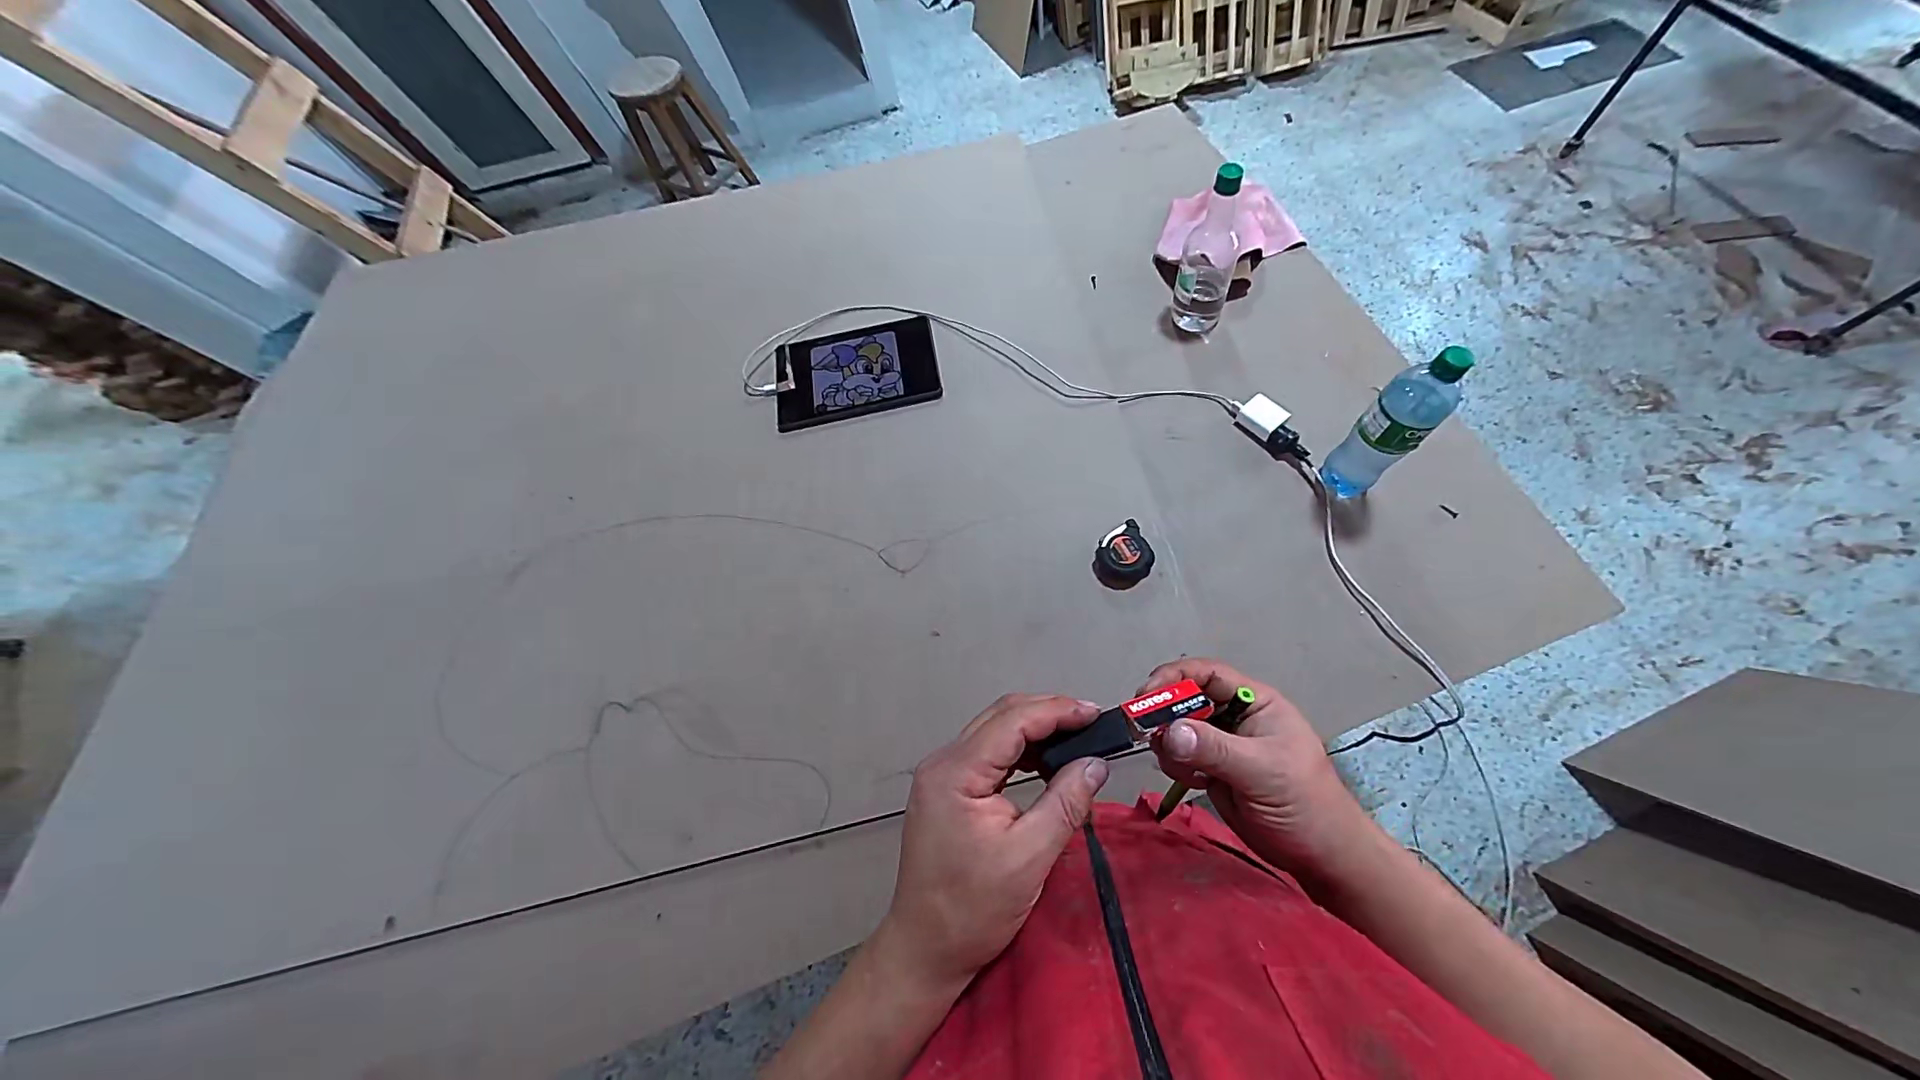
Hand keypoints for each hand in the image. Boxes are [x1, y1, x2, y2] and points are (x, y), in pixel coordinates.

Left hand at [879, 694, 1110, 990]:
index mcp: (955, 772)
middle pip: (1000, 717)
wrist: (926, 949)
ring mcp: (941, 774)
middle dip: (1048, 714)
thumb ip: (1065, 803)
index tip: (1096, 714)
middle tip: (1091, 724)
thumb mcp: (1029, 857)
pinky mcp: (947, 789)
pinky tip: (1045, 763)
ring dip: (1034, 730)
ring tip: (1075, 740)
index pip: (1011, 721)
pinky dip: (1019, 751)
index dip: (1056, 711)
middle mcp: (943, 762)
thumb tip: (1097, 763)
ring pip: (994, 731)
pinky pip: (988, 754)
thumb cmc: (973, 910)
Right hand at [1140, 658, 1373, 875]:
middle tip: (1143, 730)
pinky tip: (1193, 782)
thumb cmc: (1306, 805)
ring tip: (1180, 766)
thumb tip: (1169, 732)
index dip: (1175, 677)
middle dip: (1164, 713)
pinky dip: (1174, 764)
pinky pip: (1178, 756)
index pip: (1207, 674)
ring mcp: (1221, 745)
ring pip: (1176, 728)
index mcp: (1255, 703)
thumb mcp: (1262, 770)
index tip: (1147, 695)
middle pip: (1185, 699)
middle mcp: (1235, 718)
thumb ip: (1215, 749)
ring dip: (1167, 743)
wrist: (1320, 857)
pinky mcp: (1211, 770)